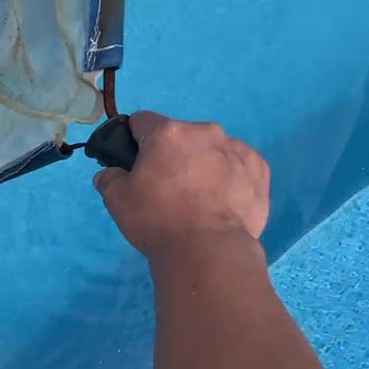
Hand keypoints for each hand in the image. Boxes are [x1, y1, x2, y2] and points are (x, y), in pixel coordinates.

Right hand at [94, 112, 270, 258]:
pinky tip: (217, 202)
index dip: (131, 138)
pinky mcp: (260, 168)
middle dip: (170, 154)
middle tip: (162, 187)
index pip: (141, 120)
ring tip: (194, 198)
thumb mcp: (115, 200)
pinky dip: (225, 177)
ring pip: (210, 150)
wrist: (208, 247)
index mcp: (168, 134)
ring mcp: (238, 148)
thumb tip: (111, 173)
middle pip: (179, 136)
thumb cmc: (156, 218)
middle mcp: (205, 131)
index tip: (130, 160)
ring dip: (199, 165)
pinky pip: (236, 165)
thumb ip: (109, 178)